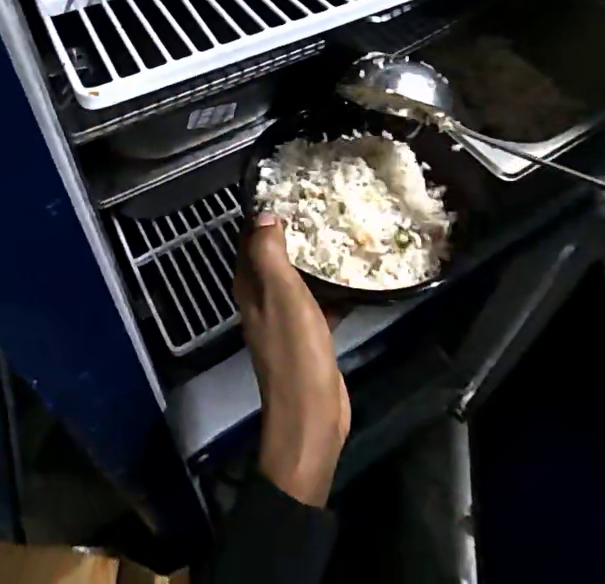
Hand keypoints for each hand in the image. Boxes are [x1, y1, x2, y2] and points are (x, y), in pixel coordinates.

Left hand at [235, 212, 349, 506]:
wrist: (312, 414)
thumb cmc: (294, 350)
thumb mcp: (281, 294)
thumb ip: (270, 254)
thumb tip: (264, 214)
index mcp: (249, 285)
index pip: (250, 239)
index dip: (265, 215)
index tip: (290, 191)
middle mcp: (262, 297)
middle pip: (275, 255)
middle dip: (295, 232)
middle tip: (323, 207)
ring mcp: (285, 317)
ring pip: (298, 277)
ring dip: (315, 258)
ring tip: (341, 232)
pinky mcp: (309, 334)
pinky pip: (319, 300)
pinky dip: (333, 287)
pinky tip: (355, 275)